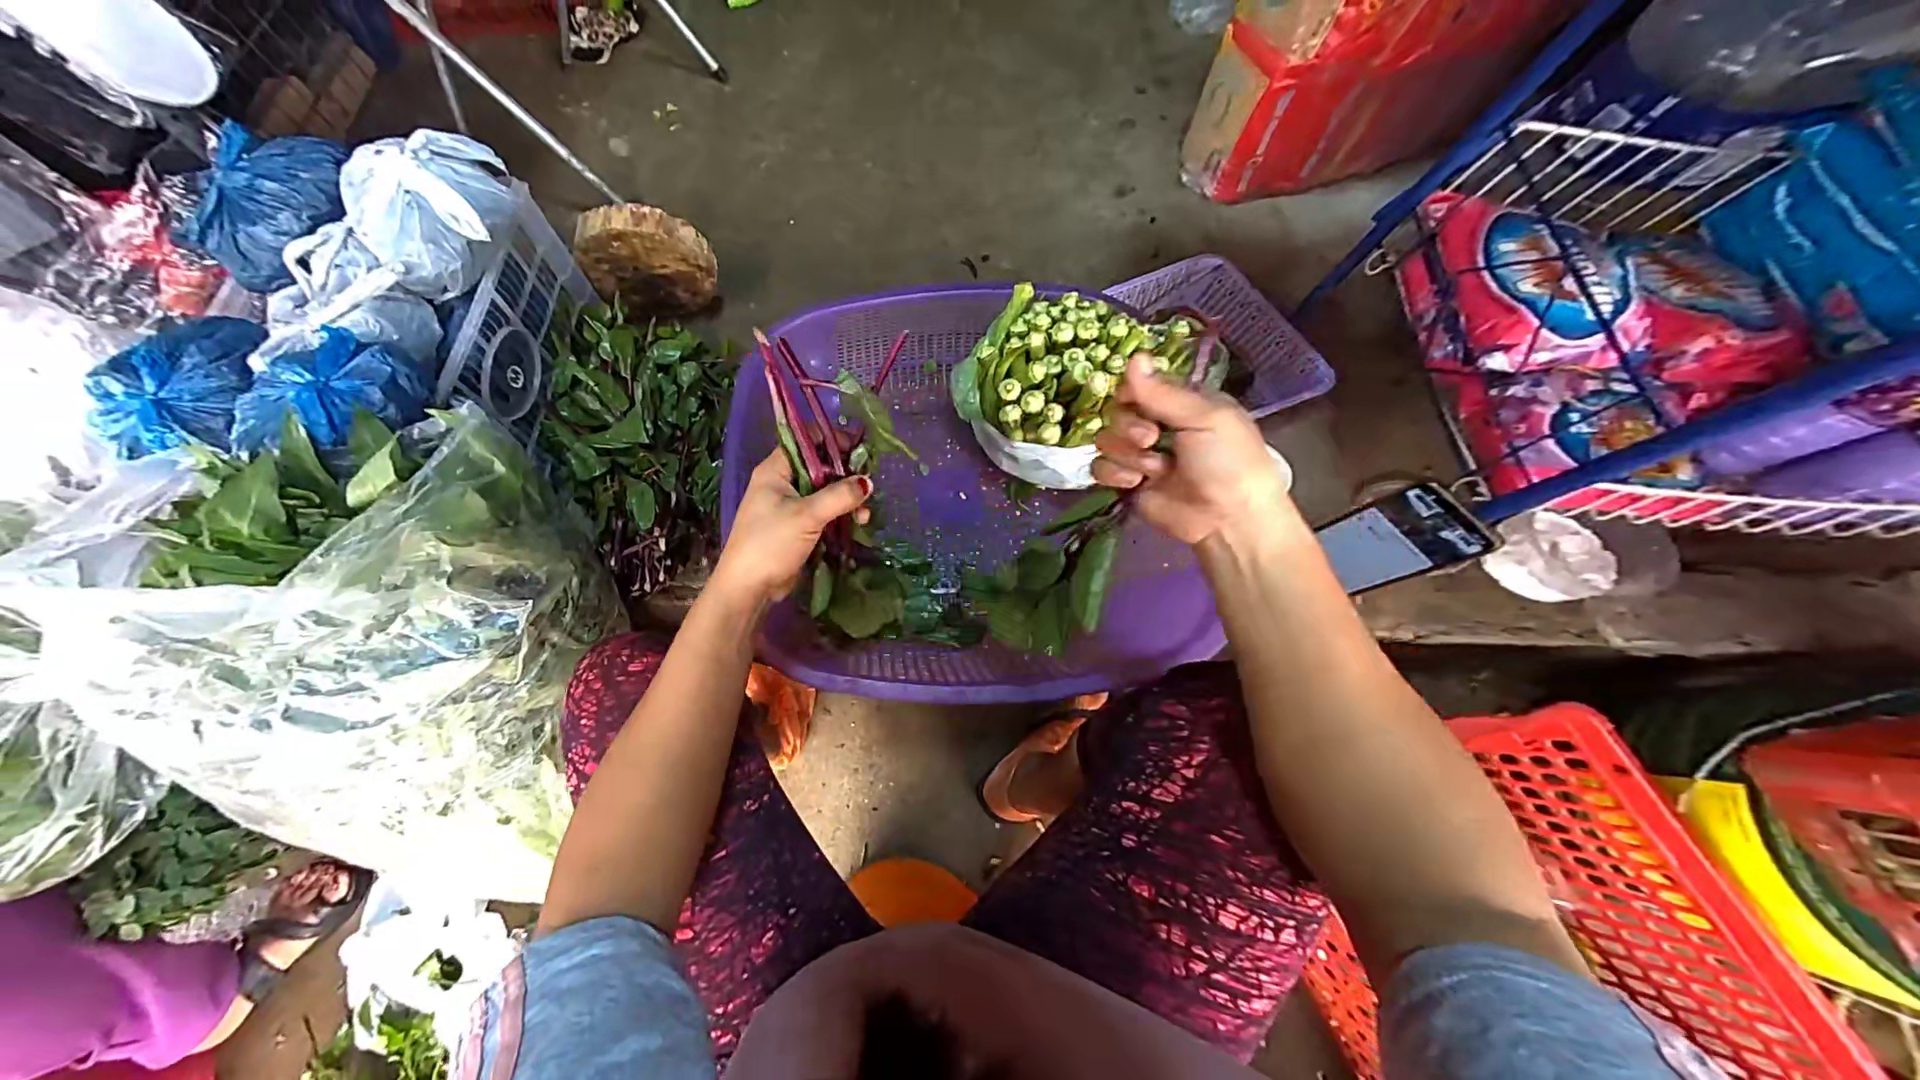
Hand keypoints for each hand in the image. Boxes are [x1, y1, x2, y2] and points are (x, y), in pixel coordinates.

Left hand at [709, 452, 871, 605]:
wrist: (749, 587)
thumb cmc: (770, 543)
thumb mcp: (807, 515)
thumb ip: (839, 496)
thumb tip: (868, 482)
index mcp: (776, 471)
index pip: (806, 441)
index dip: (832, 440)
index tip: (859, 449)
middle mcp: (783, 483)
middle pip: (821, 467)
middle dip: (847, 476)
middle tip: (868, 487)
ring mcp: (791, 505)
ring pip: (827, 492)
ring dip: (848, 500)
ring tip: (865, 515)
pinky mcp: (799, 526)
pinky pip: (826, 512)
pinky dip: (842, 516)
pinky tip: (858, 524)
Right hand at [1091, 353, 1292, 547]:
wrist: (1227, 518)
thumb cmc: (1228, 461)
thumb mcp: (1204, 418)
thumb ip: (1163, 391)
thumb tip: (1133, 356)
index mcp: (1180, 403)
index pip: (1139, 385)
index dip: (1131, 392)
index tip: (1135, 400)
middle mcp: (1157, 425)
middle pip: (1117, 412)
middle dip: (1129, 426)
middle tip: (1151, 440)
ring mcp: (1140, 455)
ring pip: (1106, 439)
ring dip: (1128, 454)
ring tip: (1155, 470)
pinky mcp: (1128, 483)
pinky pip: (1100, 467)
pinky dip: (1114, 473)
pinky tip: (1136, 483)